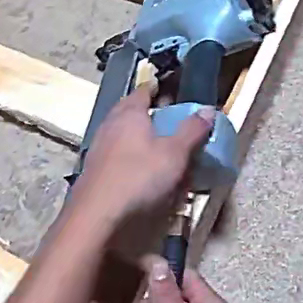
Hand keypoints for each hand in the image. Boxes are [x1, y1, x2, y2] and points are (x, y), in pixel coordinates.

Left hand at [69, 84, 211, 228]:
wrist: (97, 212)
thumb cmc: (138, 176)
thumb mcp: (175, 153)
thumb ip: (192, 130)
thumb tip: (207, 109)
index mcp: (129, 112)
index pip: (144, 90)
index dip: (158, 89)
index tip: (172, 93)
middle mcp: (111, 123)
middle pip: (132, 110)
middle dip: (150, 114)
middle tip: (170, 122)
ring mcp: (100, 144)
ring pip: (123, 132)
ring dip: (140, 137)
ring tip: (160, 148)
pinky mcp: (95, 166)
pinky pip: (117, 153)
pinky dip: (131, 156)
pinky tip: (142, 172)